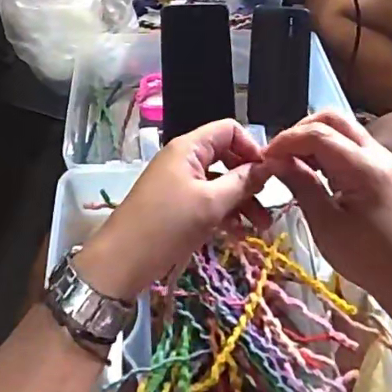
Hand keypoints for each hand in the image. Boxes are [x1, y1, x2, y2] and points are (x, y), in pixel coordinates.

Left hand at [74, 120, 269, 298]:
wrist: (121, 261)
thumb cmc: (167, 225)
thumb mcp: (211, 204)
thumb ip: (242, 182)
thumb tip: (268, 166)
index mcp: (189, 147)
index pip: (229, 130)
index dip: (252, 148)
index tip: (270, 175)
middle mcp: (184, 159)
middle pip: (226, 156)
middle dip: (250, 179)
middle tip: (270, 206)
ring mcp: (179, 182)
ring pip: (219, 182)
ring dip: (242, 201)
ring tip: (261, 228)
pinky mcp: (176, 205)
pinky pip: (208, 201)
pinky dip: (225, 213)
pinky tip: (240, 234)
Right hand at [260, 110, 391, 306]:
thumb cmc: (365, 257)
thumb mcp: (325, 223)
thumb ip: (300, 183)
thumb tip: (274, 161)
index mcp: (364, 168)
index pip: (317, 134)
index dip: (286, 141)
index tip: (265, 159)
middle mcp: (377, 154)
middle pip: (331, 118)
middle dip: (299, 131)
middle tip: (278, 155)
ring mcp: (382, 158)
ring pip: (341, 127)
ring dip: (312, 137)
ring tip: (290, 162)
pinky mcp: (381, 167)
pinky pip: (348, 142)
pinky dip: (325, 147)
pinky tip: (310, 169)